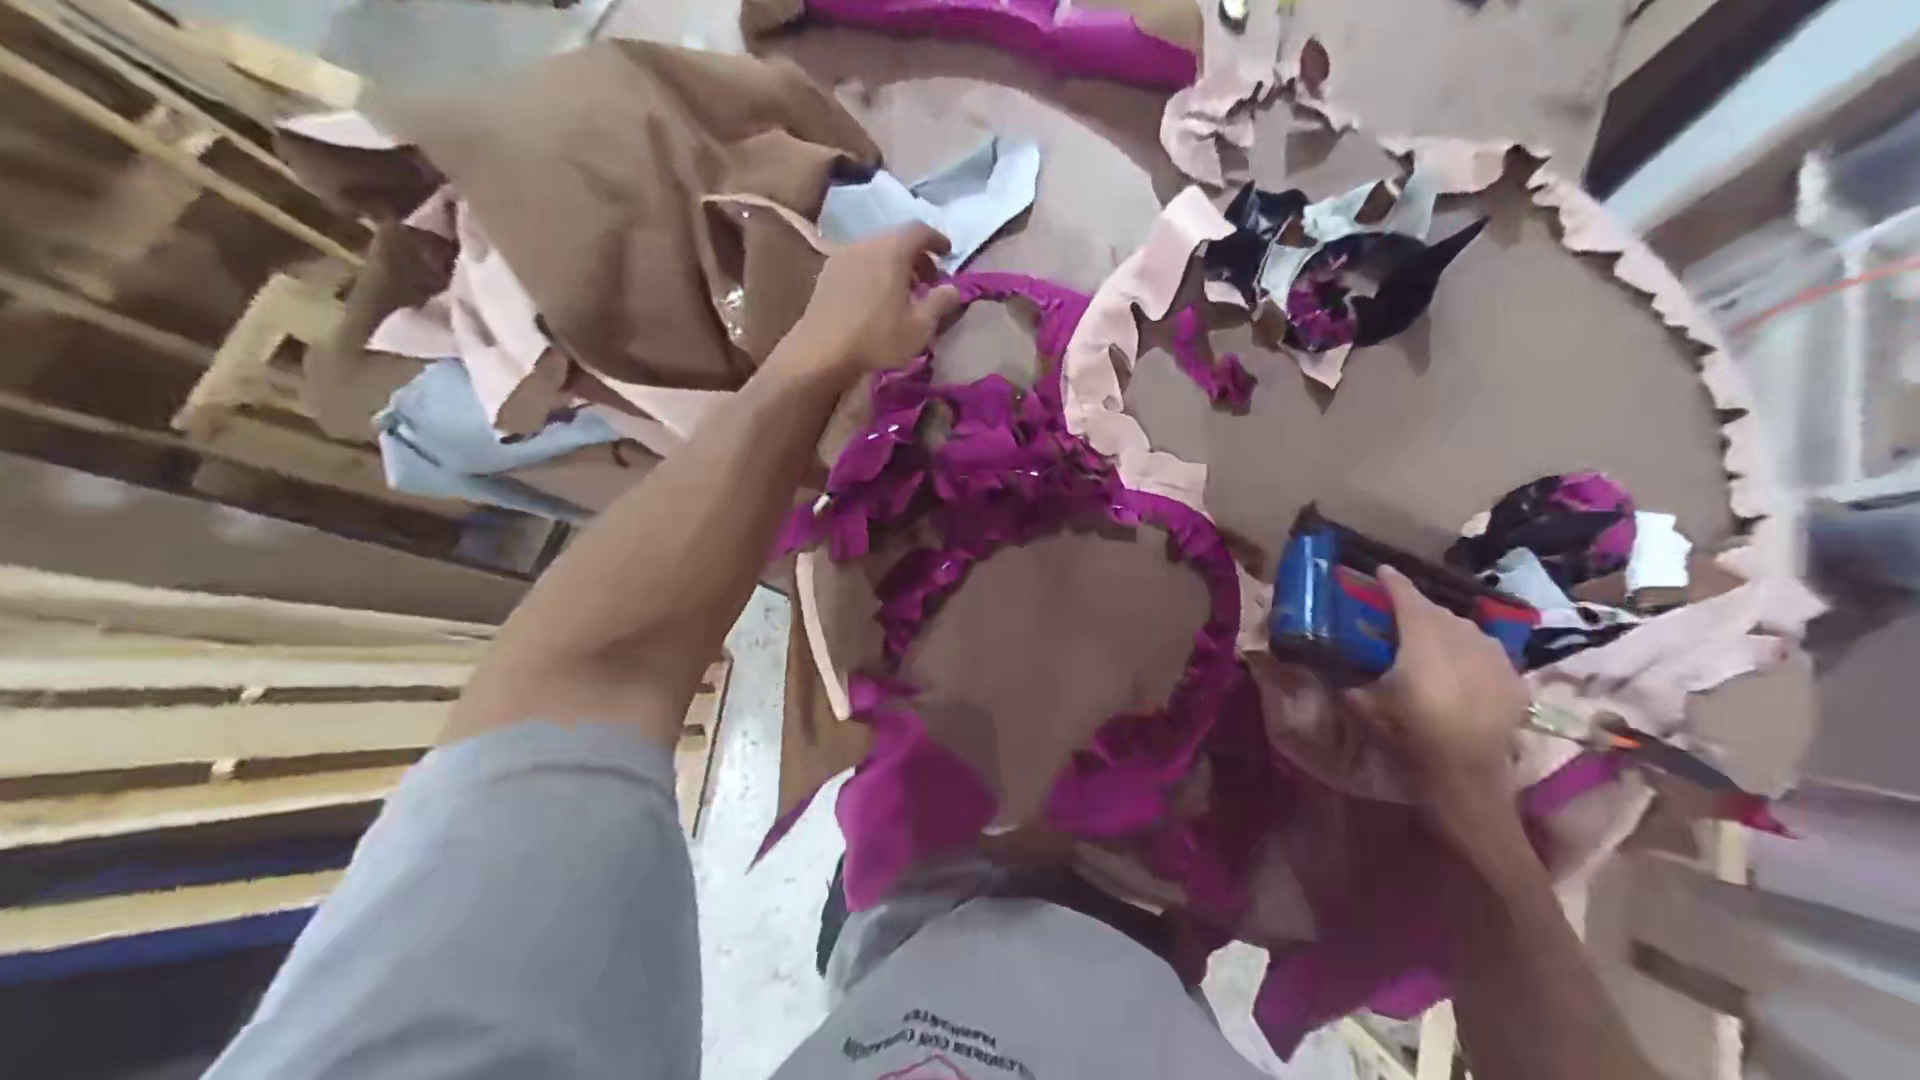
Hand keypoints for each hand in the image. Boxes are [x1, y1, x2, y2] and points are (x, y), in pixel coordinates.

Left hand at [786, 223, 963, 374]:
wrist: (821, 352)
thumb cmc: (877, 338)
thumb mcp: (920, 326)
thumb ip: (941, 302)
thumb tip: (953, 289)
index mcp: (891, 250)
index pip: (919, 230)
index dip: (937, 240)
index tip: (948, 254)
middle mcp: (865, 244)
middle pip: (896, 239)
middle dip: (917, 256)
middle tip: (928, 281)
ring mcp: (842, 257)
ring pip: (876, 251)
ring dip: (894, 266)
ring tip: (903, 293)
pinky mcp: (827, 274)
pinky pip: (859, 264)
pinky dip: (875, 273)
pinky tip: (877, 300)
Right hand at [1346, 566, 1529, 800]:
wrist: (1466, 771)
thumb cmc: (1410, 730)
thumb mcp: (1364, 703)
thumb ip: (1348, 677)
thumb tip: (1329, 664)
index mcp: (1421, 635)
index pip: (1405, 595)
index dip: (1391, 580)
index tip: (1380, 570)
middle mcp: (1460, 635)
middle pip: (1436, 610)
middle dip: (1416, 609)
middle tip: (1398, 618)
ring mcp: (1492, 654)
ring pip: (1465, 628)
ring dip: (1445, 630)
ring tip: (1430, 643)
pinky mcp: (1513, 677)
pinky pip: (1487, 652)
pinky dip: (1470, 652)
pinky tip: (1461, 668)